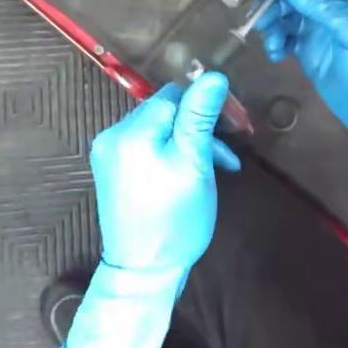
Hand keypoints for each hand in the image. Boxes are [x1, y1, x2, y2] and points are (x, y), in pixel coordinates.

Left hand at [60, 73, 239, 347]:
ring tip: (220, 165)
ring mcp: (111, 154)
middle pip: (167, 111)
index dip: (208, 104)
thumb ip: (200, 116)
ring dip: (192, 140)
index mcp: (131, 131)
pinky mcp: (115, 171)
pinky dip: (175, 153)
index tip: (236, 125)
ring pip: (162, 129)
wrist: (143, 271)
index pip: (175, 95)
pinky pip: (150, 146)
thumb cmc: (174, 217)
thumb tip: (214, 75)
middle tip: (231, 150)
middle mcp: (113, 135)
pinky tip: (195, 171)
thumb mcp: (194, 164)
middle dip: (202, 125)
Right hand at [254, 0, 347, 224]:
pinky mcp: (315, 57)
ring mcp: (326, 34)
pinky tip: (275, 53)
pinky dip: (279, 42)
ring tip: (270, 40)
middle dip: (279, 2)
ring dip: (276, 23)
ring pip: (292, 16)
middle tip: (260, 18)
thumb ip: (321, 3)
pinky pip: (291, 40)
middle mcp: (340, 11)